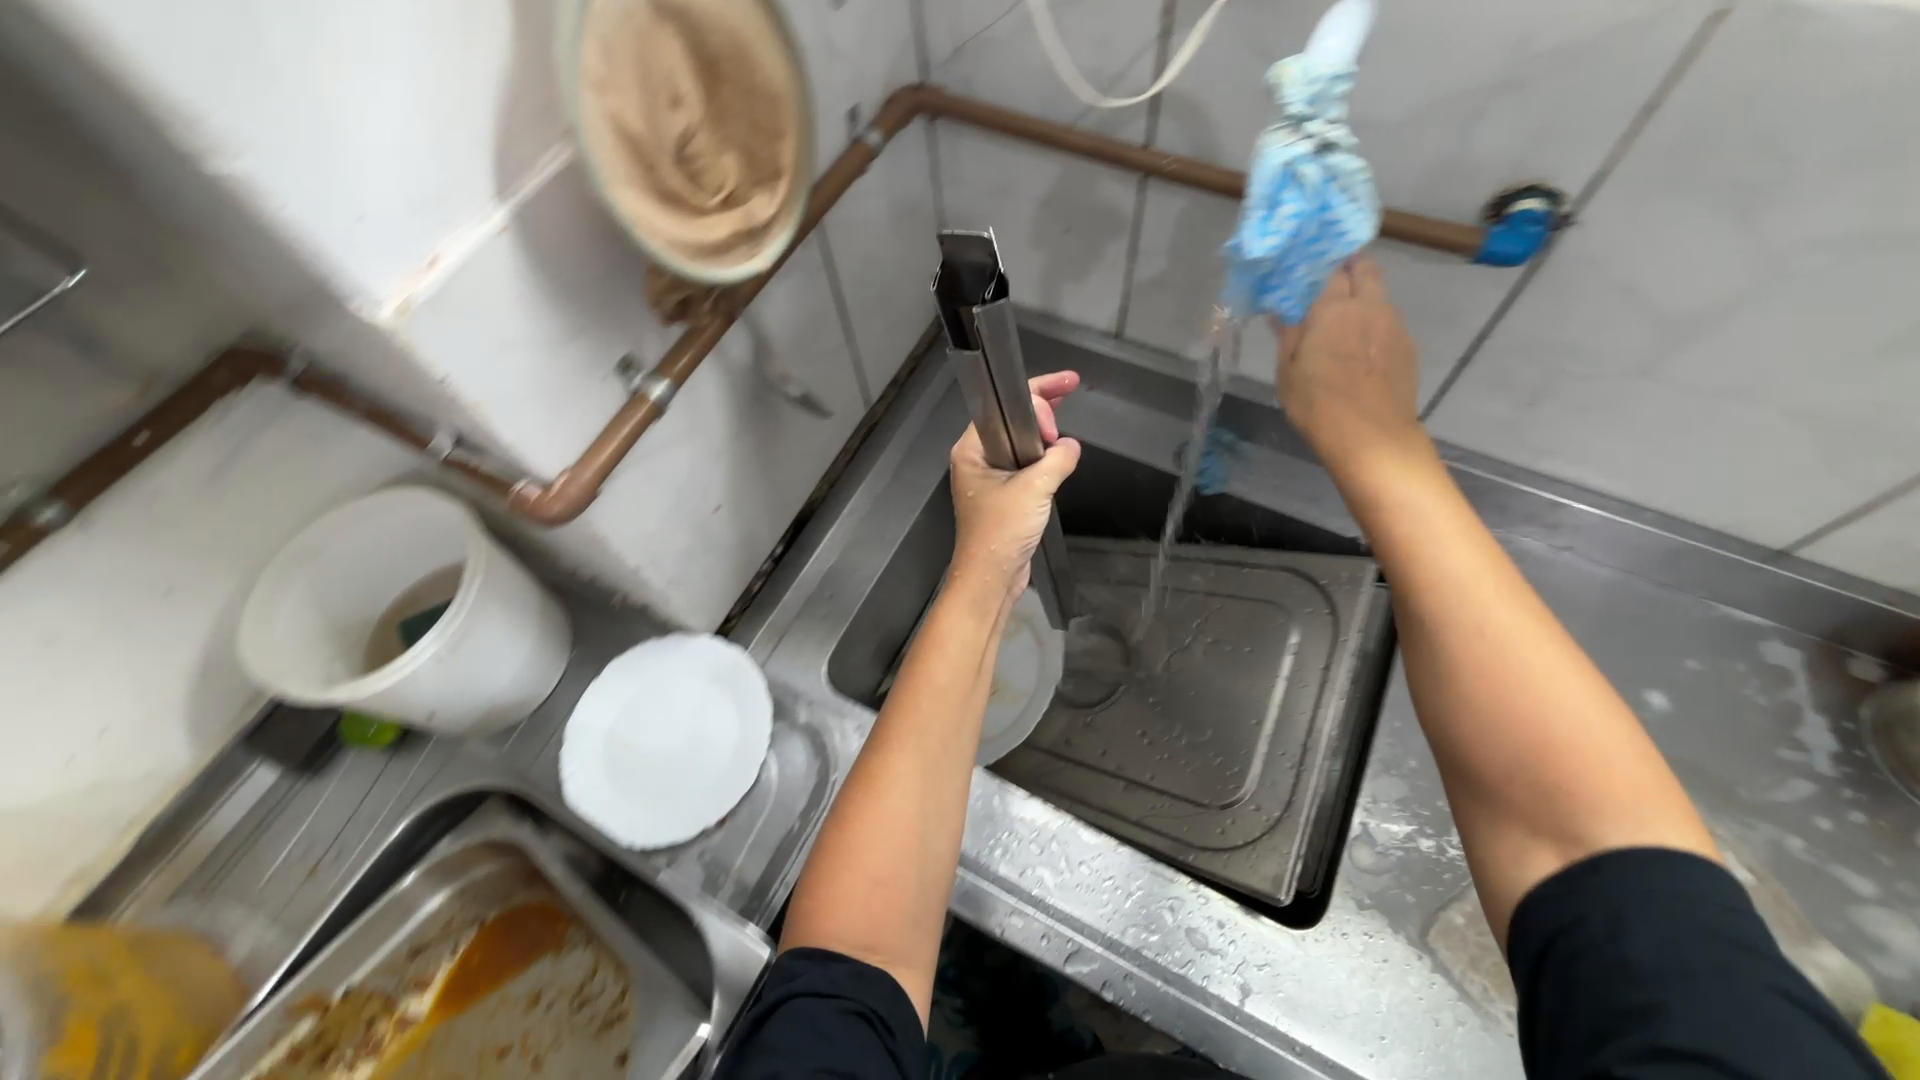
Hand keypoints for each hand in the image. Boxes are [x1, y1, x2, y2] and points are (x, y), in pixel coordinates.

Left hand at [948, 371, 1082, 601]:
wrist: (991, 578)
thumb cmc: (1000, 532)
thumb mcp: (1034, 490)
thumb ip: (1056, 460)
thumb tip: (1070, 446)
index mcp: (972, 449)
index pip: (1002, 406)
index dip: (1033, 398)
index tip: (1059, 407)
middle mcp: (977, 457)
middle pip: (1010, 418)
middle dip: (1040, 404)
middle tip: (1071, 388)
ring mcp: (990, 476)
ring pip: (1019, 440)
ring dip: (1043, 432)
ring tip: (1064, 420)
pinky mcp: (1004, 494)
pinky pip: (1025, 463)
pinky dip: (1042, 455)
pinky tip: (1060, 453)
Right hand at [1273, 257, 1429, 475]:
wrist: (1371, 436)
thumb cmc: (1317, 404)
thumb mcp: (1287, 372)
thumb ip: (1287, 336)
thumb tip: (1280, 313)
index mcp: (1333, 308)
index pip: (1332, 271)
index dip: (1322, 271)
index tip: (1311, 279)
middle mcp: (1369, 307)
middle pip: (1367, 271)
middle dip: (1353, 271)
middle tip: (1334, 288)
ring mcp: (1394, 326)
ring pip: (1381, 297)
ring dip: (1367, 301)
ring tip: (1349, 324)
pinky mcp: (1409, 347)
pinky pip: (1391, 324)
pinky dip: (1378, 327)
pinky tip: (1365, 351)